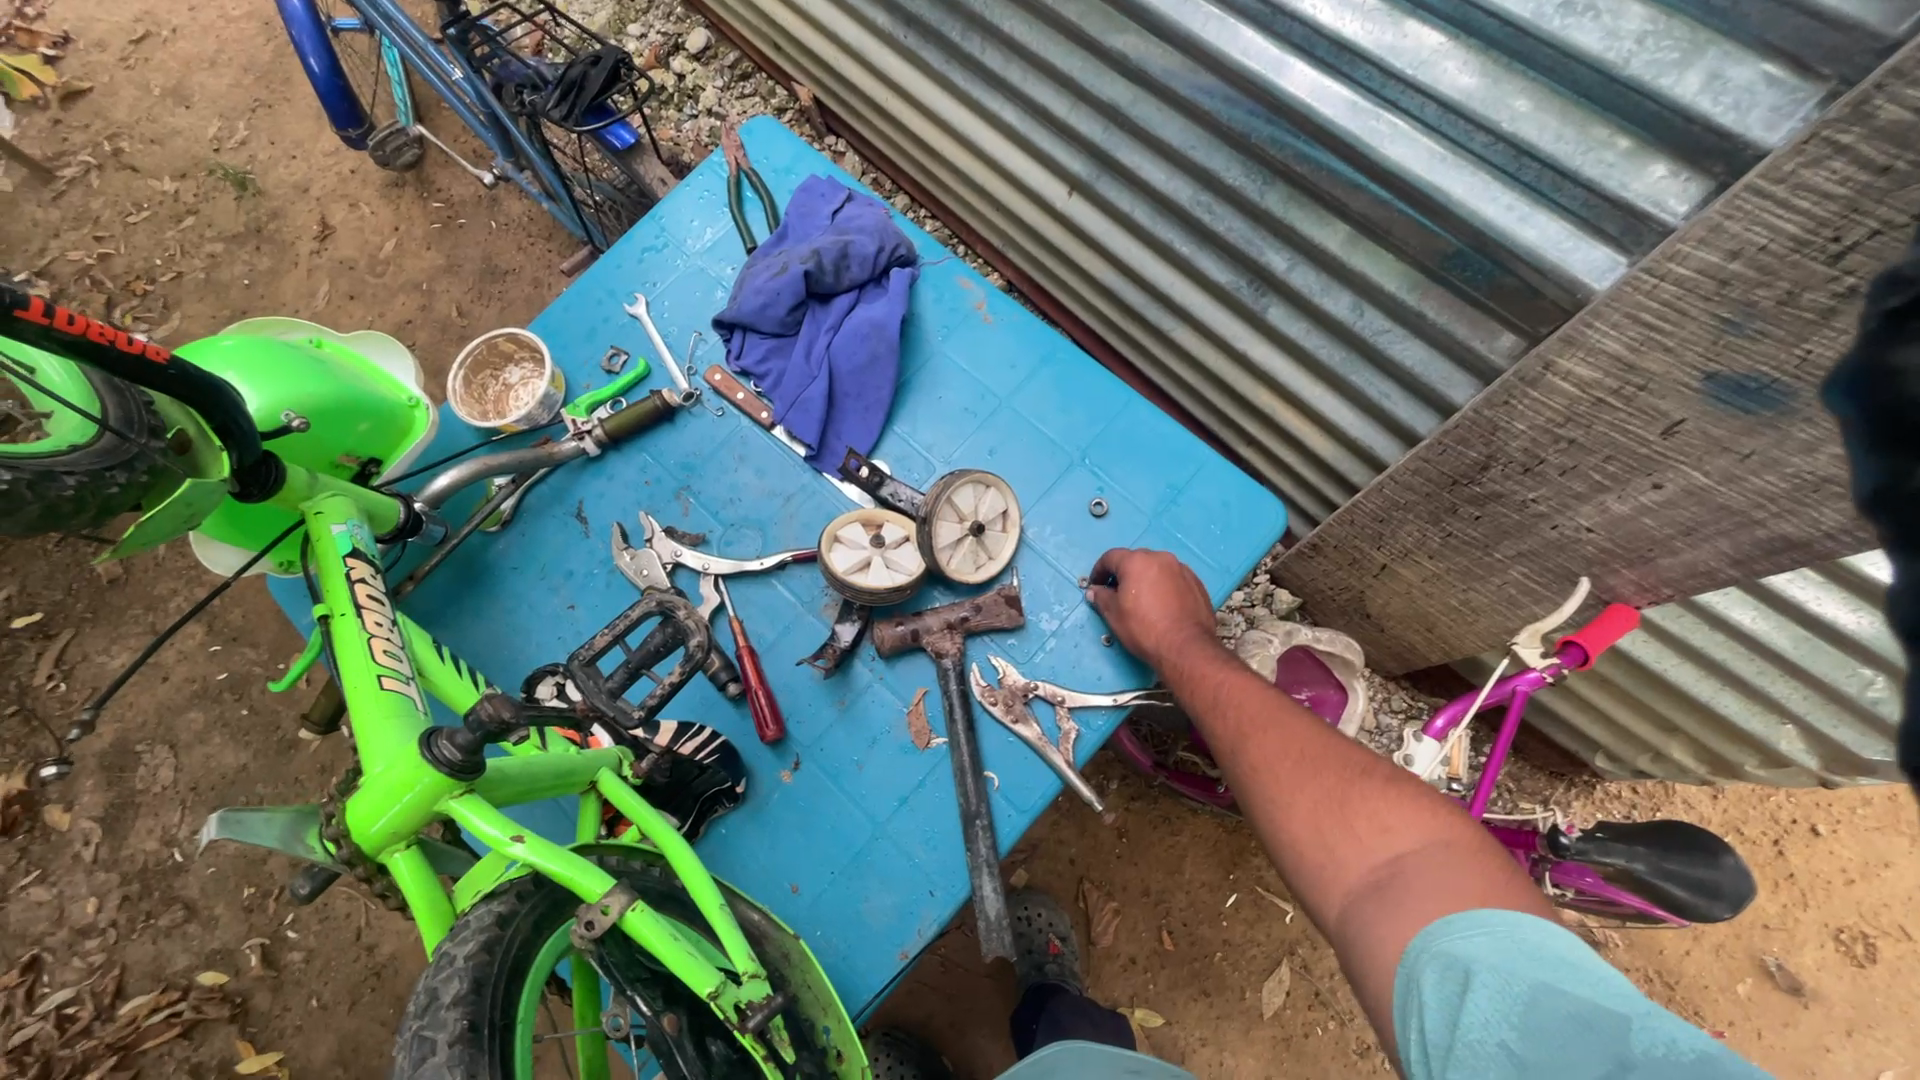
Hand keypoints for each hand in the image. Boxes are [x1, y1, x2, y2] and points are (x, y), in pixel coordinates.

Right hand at [1085, 548, 1219, 670]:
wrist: (1187, 647)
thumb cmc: (1144, 629)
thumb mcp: (1114, 615)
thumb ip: (1101, 598)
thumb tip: (1095, 591)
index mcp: (1136, 562)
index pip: (1110, 557)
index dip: (1099, 571)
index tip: (1096, 586)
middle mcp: (1160, 558)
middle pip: (1135, 560)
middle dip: (1124, 573)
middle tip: (1118, 594)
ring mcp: (1182, 569)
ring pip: (1157, 568)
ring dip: (1146, 579)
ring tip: (1143, 600)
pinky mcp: (1197, 583)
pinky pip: (1173, 578)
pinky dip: (1164, 586)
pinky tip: (1163, 605)